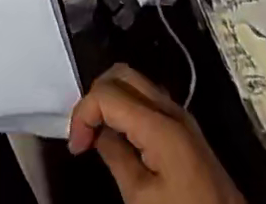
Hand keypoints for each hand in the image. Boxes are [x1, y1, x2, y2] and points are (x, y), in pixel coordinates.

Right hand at [67, 65, 243, 203]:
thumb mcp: (141, 197)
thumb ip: (114, 155)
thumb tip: (98, 133)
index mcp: (161, 125)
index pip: (106, 94)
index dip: (82, 114)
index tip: (76, 146)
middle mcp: (173, 112)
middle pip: (121, 74)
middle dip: (95, 96)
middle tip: (85, 129)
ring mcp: (184, 120)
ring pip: (135, 82)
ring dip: (110, 98)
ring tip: (98, 130)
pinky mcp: (188, 132)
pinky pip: (148, 100)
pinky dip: (126, 106)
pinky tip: (120, 133)